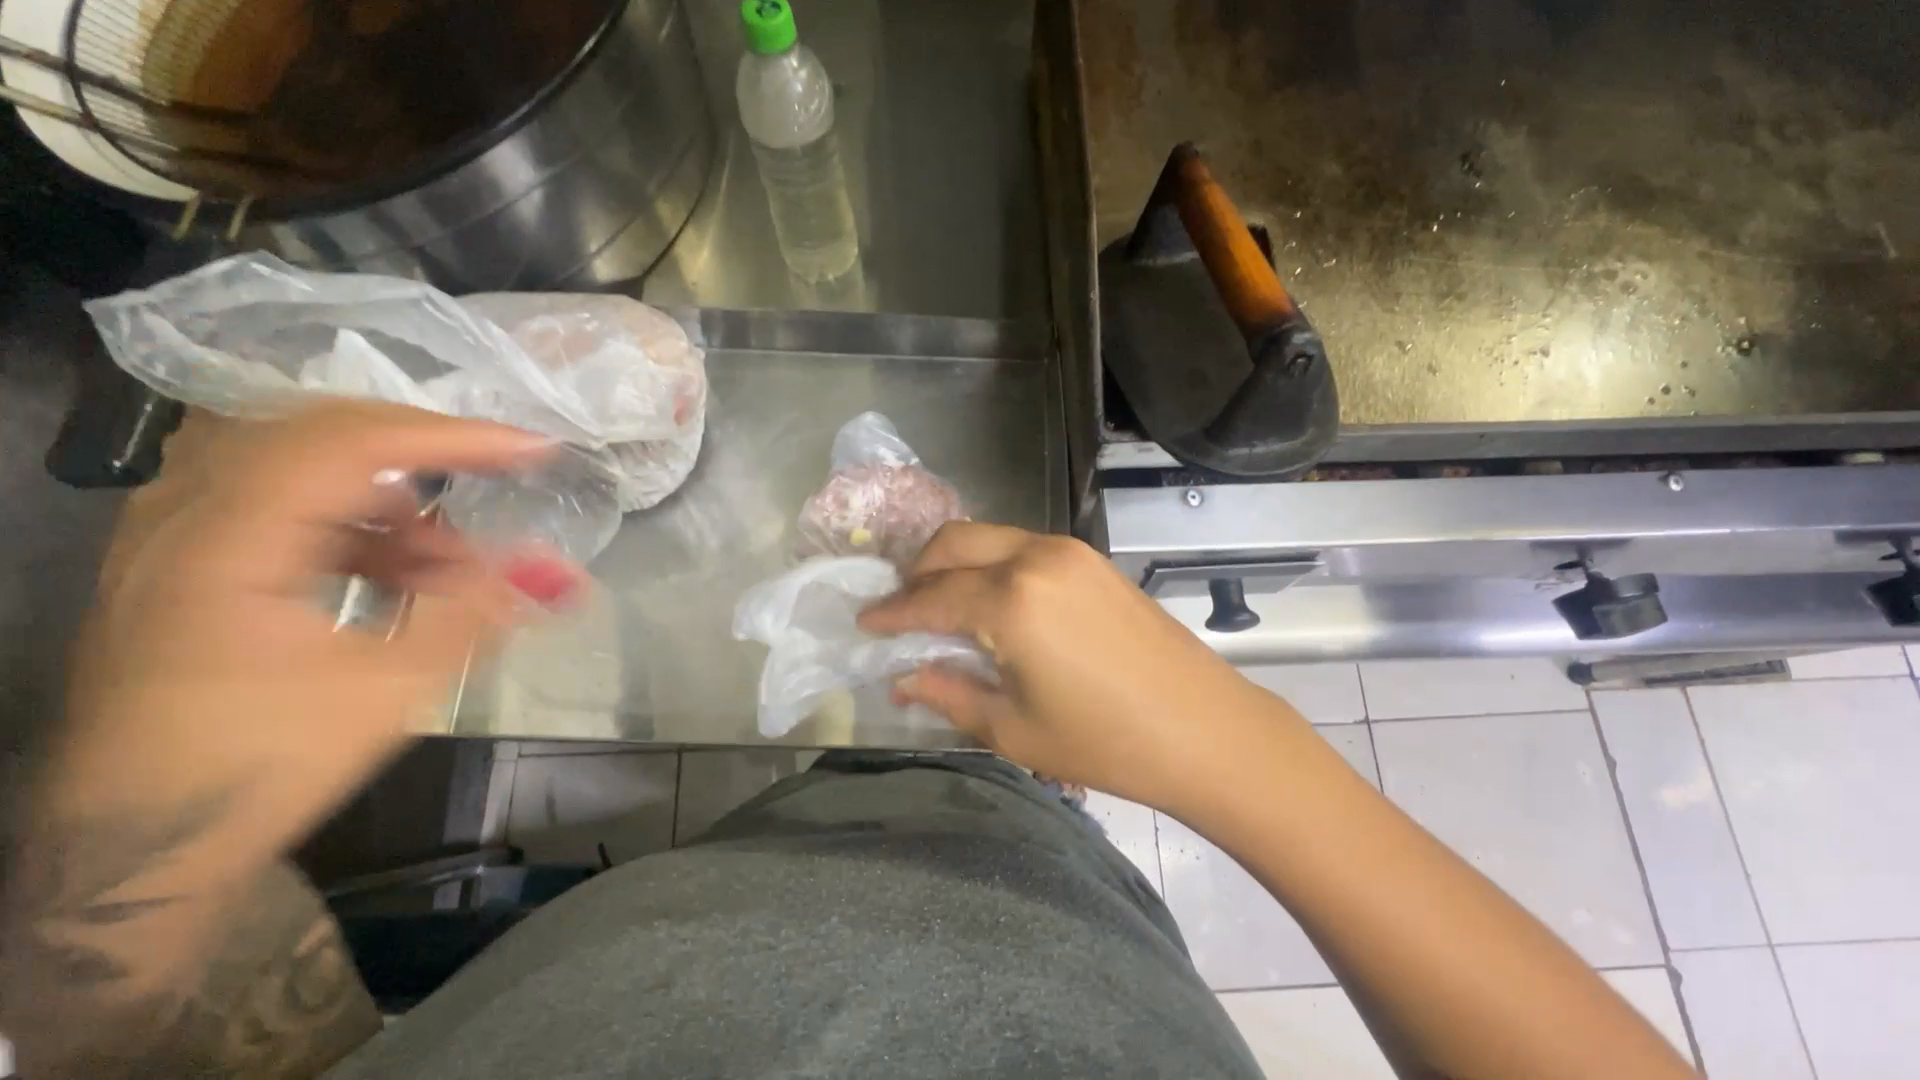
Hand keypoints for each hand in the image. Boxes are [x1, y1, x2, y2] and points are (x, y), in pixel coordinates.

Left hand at [59, 401, 576, 863]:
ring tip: (450, 557)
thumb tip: (560, 570)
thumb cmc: (259, 767)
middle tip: (496, 477)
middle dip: (424, 452)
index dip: (454, 437)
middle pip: (321, 432)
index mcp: (226, 538)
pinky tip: (401, 577)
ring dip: (389, 496)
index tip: (535, 450)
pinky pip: (282, 507)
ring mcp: (177, 535)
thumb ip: (476, 615)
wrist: (135, 845)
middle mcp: (189, 514)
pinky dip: (354, 526)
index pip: (352, 442)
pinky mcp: (187, 563)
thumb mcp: (386, 692)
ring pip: (301, 467)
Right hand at [858, 523, 1295, 811]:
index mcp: (1011, 601)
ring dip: (955, 564)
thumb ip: (948, 694)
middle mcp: (1036, 558)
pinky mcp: (1094, 560)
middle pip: (954, 543)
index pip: (930, 596)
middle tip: (899, 611)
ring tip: (939, 607)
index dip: (892, 612)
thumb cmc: (1104, 743)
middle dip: (917, 572)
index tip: (863, 623)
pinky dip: (992, 565)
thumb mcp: (1013, 729)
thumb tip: (902, 677)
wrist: (1205, 731)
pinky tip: (990, 604)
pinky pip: (1022, 548)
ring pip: (989, 538)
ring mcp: (1070, 552)